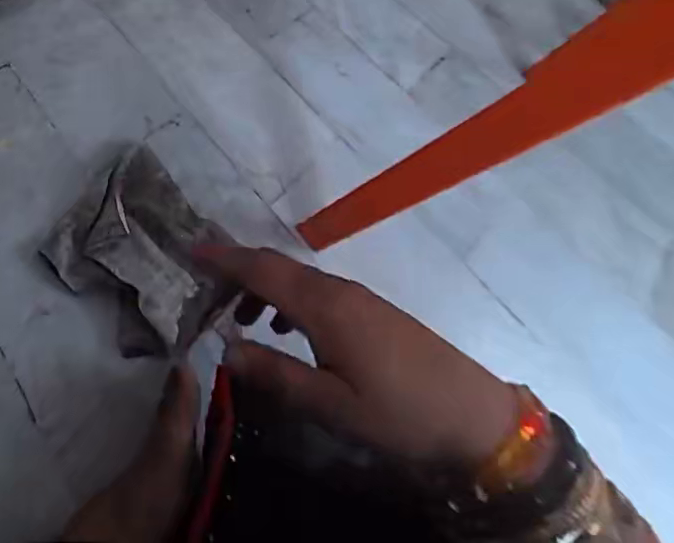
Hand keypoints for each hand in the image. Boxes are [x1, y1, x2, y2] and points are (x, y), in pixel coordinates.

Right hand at [199, 245, 518, 469]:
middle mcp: (335, 289)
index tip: (190, 252)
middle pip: (275, 264)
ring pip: (295, 276)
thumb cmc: (402, 412)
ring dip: (262, 286)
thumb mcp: (334, 405)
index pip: (260, 268)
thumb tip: (225, 349)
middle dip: (236, 268)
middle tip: (204, 286)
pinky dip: (286, 297)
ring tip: (241, 317)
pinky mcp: (370, 309)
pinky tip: (286, 328)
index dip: (223, 258)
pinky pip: (314, 289)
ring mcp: (356, 297)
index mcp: (322, 305)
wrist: (483, 420)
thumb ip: (276, 374)